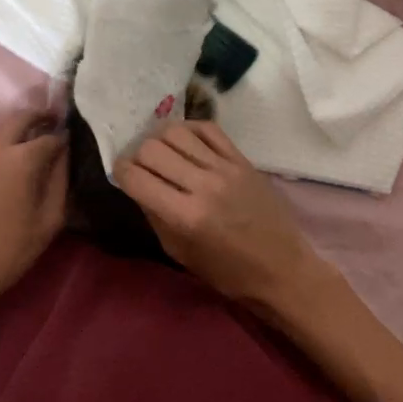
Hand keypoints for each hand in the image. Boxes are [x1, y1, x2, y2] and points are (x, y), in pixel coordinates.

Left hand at [0, 108, 69, 306]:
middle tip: (54, 122)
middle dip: (39, 117)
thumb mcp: (49, 219)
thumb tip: (65, 155)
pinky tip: (10, 164)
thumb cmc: (12, 248)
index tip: (73, 139)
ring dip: (19, 130)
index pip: (49, 136)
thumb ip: (60, 180)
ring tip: (35, 142)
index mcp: (21, 160)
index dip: (64, 136)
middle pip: (19, 118)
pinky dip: (2, 147)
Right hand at [114, 121, 333, 312]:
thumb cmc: (227, 272)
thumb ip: (154, 215)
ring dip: (160, 139)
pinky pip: (208, 129)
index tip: (121, 174)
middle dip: (136, 155)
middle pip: (152, 148)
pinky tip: (185, 142)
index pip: (136, 177)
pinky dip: (189, 130)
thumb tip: (135, 184)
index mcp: (185, 216)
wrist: (282, 269)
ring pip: (177, 132)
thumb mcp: (179, 253)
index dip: (120, 171)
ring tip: (162, 152)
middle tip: (140, 166)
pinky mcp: (242, 160)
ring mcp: (225, 169)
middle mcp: (203, 186)